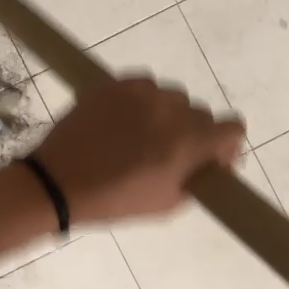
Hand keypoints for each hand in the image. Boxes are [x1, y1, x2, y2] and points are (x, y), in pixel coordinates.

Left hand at [28, 76, 244, 223]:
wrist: (56, 182)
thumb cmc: (112, 200)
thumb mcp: (165, 204)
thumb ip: (198, 180)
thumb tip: (214, 163)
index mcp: (188, 142)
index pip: (232, 127)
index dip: (223, 145)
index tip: (205, 158)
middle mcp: (170, 110)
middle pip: (200, 113)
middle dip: (191, 133)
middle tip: (164, 152)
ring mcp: (140, 93)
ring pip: (171, 97)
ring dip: (165, 114)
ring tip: (138, 136)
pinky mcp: (114, 84)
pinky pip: (143, 85)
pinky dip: (140, 100)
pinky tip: (122, 121)